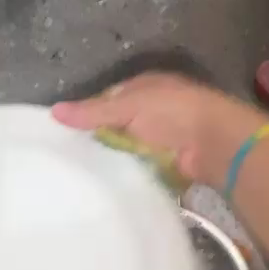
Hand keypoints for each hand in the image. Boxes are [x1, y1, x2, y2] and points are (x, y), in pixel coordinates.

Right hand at [52, 73, 268, 185]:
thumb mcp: (128, 107)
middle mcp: (154, 109)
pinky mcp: (170, 161)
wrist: (215, 143)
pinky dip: (130, 172)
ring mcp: (164, 136)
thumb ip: (93, 112)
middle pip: (118, 125)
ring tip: (85, 175)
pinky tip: (111, 182)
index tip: (66, 133)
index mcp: (145, 87)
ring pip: (129, 147)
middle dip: (101, 138)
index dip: (88, 113)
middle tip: (71, 158)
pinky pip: (142, 166)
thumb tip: (53, 112)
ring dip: (115, 158)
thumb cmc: (173, 113)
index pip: (108, 98)